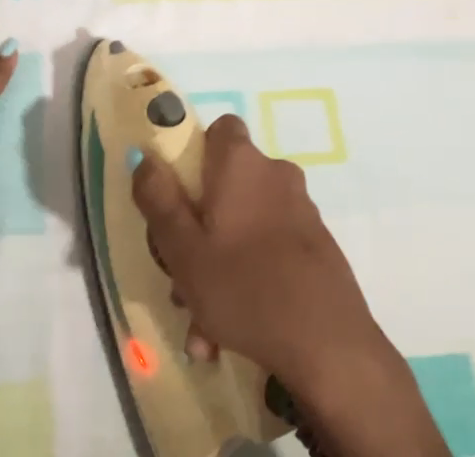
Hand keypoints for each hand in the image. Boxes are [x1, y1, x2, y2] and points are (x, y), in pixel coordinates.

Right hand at [134, 117, 449, 456]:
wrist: (328, 345)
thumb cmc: (244, 288)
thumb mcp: (182, 248)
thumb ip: (158, 199)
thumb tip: (145, 158)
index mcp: (242, 164)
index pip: (220, 130)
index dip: (193, 155)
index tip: (176, 196)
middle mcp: (275, 176)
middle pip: (224, 187)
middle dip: (196, 231)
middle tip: (178, 279)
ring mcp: (300, 212)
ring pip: (242, 229)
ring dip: (216, 268)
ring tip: (201, 325)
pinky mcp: (315, 247)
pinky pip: (267, 253)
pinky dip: (246, 282)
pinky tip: (229, 333)